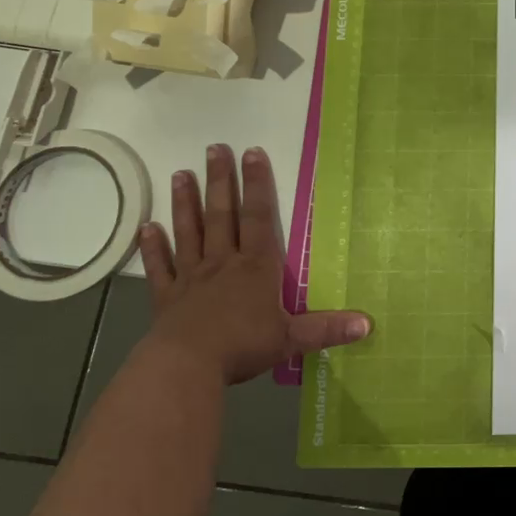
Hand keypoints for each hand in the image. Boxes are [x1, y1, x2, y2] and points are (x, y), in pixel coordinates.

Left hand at [138, 144, 370, 385]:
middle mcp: (223, 262)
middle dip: (220, 180)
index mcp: (255, 266)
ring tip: (181, 174)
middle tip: (215, 148)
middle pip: (221, 214)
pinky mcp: (166, 297)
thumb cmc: (241, 347)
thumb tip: (368, 323)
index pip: (259, 217)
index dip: (258, 184)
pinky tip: (147, 227)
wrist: (185, 367)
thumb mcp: (290, 339)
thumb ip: (326, 328)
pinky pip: (159, 267)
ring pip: (189, 232)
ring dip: (185, 203)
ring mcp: (191, 277)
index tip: (252, 153)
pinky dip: (153, 247)